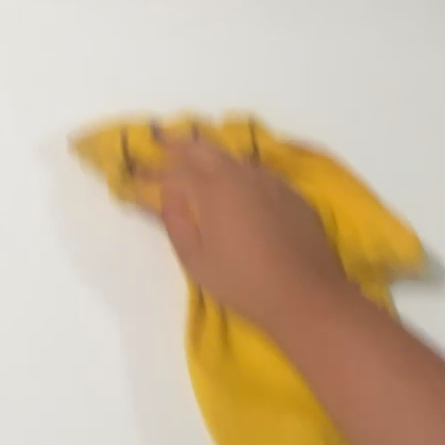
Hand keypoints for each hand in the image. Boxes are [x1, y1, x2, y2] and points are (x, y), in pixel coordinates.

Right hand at [141, 140, 354, 334]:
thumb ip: (176, 223)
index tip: (136, 174)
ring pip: (233, 158)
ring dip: (211, 157)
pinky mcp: (292, 194)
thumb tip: (169, 197)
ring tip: (198, 165)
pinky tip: (239, 191)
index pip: (173, 170)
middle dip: (179, 146)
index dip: (151, 172)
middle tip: (162, 147)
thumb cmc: (244, 283)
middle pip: (203, 148)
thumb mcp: (195, 261)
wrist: (308, 298)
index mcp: (212, 188)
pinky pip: (258, 174)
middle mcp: (241, 174)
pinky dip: (240, 175)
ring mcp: (271, 181)